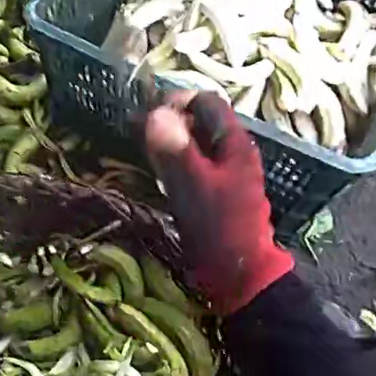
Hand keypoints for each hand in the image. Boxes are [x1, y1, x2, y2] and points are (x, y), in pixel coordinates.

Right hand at [143, 91, 293, 314]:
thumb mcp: (194, 185)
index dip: (177, 100)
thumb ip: (176, 149)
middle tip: (139, 131)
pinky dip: (173, 160)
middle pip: (198, 121)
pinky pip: (192, 163)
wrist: (237, 275)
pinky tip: (156, 170)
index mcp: (234, 143)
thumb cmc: (218, 227)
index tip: (147, 113)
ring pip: (193, 143)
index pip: (206, 101)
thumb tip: (155, 114)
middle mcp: (231, 152)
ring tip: (143, 148)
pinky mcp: (213, 190)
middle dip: (168, 120)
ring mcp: (224, 172)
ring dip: (169, 140)